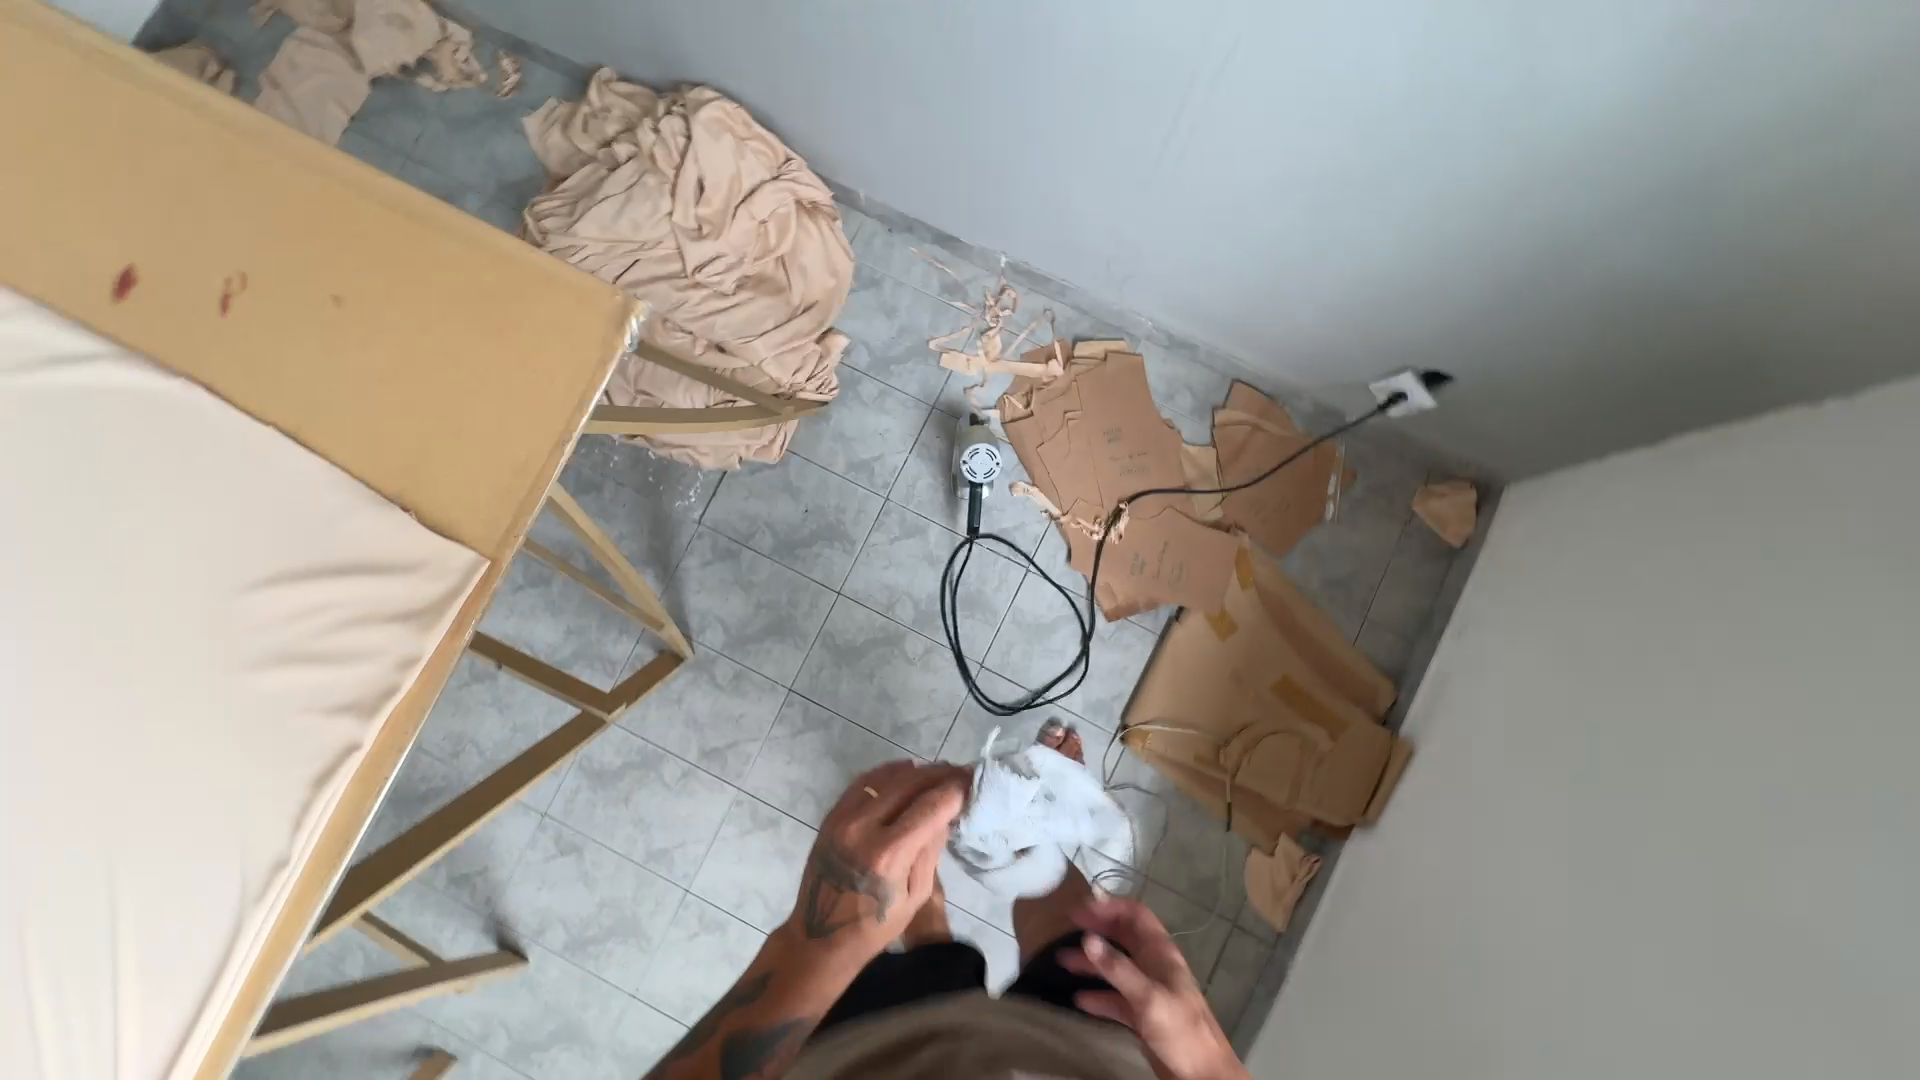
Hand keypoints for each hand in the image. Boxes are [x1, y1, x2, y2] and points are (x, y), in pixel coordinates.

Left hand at [781, 761, 967, 967]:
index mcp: (887, 855)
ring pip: (886, 776)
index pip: (930, 807)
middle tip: (961, 773)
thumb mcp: (916, 895)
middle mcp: (863, 828)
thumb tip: (947, 812)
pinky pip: (864, 781)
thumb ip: (931, 849)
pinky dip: (889, 773)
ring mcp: (843, 817)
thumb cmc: (875, 925)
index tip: (972, 783)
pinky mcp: (831, 815)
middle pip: (910, 783)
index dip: (955, 790)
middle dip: (940, 774)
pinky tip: (907, 774)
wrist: (819, 937)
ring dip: (917, 771)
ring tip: (938, 772)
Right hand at [1060, 898, 1248, 1079]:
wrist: (1203, 1076)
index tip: (1081, 908)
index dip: (1110, 906)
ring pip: (1116, 967)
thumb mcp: (1148, 997)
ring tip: (1063, 961)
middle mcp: (1154, 966)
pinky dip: (1098, 996)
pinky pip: (1116, 998)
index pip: (1135, 915)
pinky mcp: (1143, 1015)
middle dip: (1097, 929)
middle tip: (1068, 925)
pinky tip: (1080, 1000)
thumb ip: (1117, 968)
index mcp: (1161, 953)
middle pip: (1124, 937)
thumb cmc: (1181, 1030)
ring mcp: (1148, 990)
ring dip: (1092, 962)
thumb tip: (1087, 938)